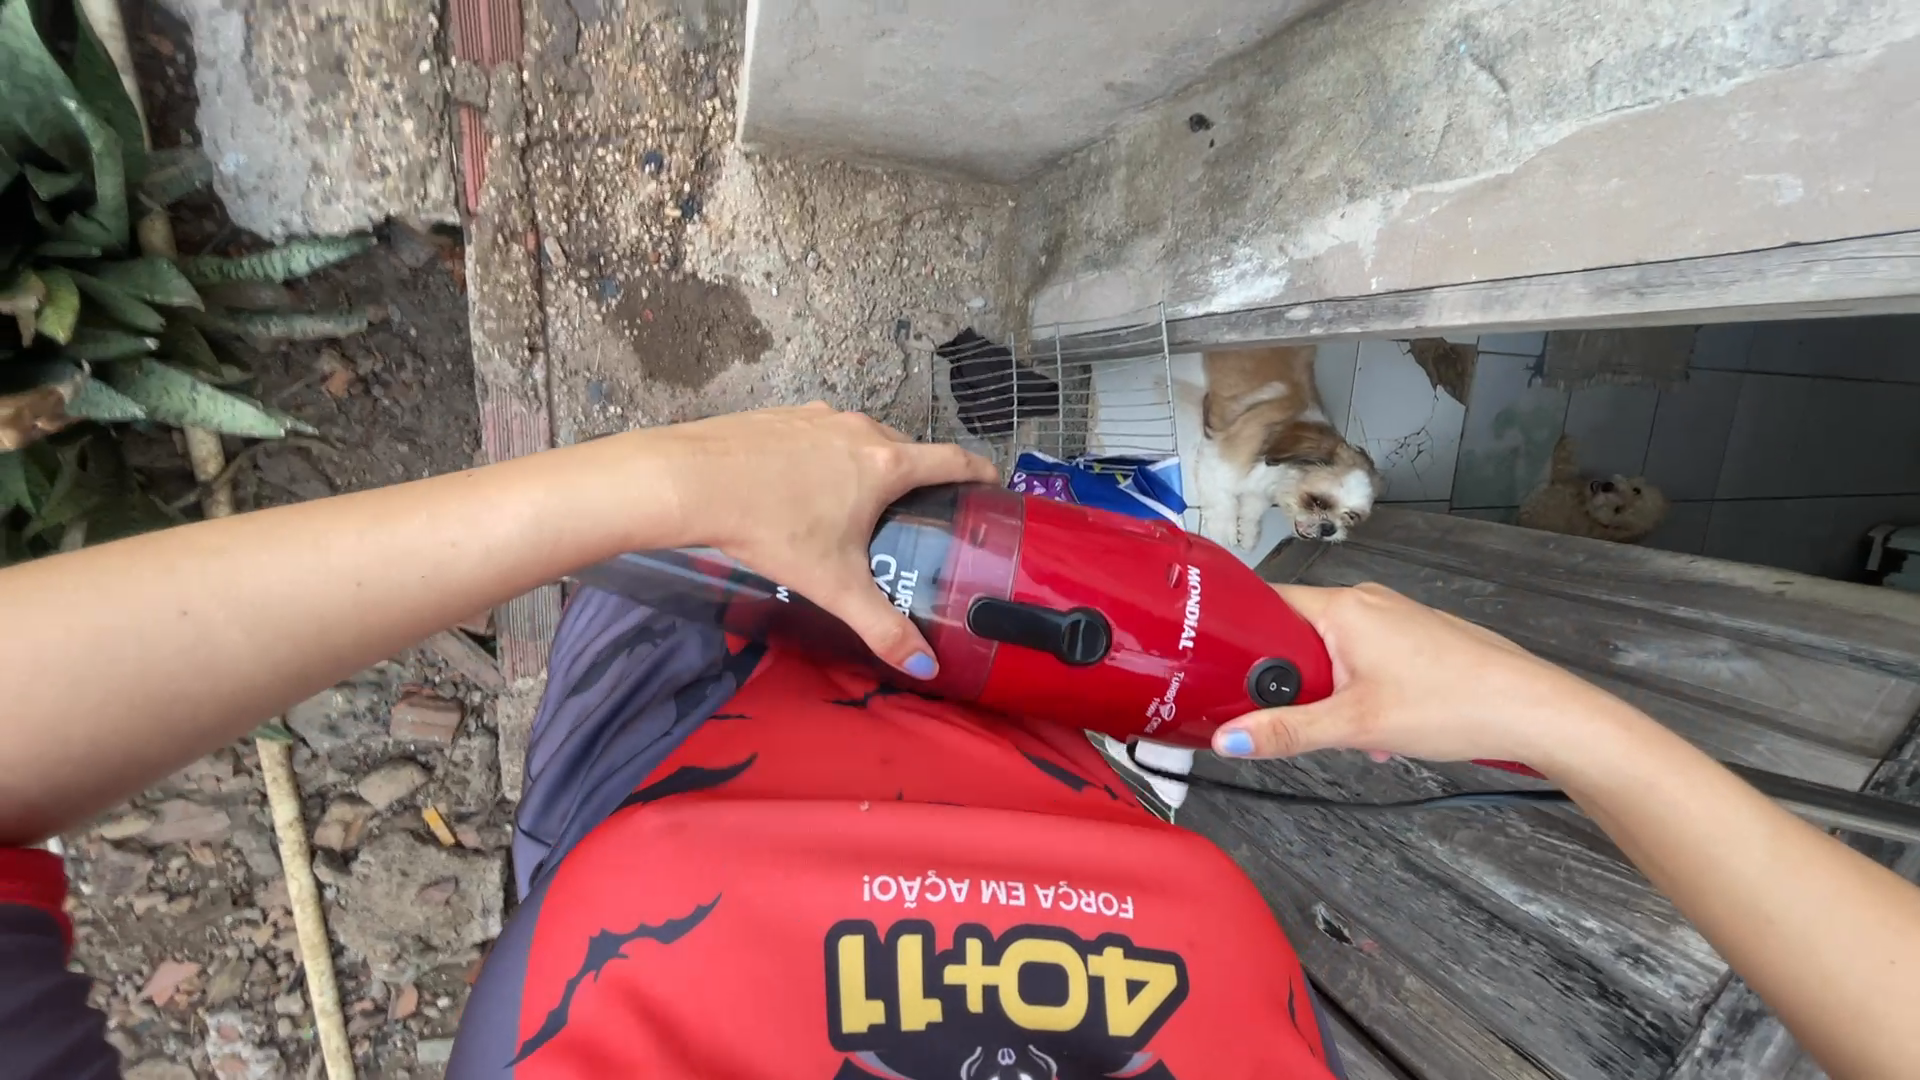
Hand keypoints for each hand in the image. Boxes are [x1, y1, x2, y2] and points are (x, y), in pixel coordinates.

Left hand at [640, 404, 998, 676]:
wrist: (691, 480)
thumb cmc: (772, 528)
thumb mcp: (834, 584)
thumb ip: (882, 628)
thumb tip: (924, 666)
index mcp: (886, 464)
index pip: (953, 459)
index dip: (980, 471)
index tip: (993, 483)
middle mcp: (860, 430)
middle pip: (910, 448)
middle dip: (923, 474)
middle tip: (920, 510)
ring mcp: (820, 416)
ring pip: (865, 437)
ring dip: (874, 463)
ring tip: (864, 499)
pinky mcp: (784, 413)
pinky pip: (825, 432)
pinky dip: (832, 453)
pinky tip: (808, 482)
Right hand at [1212, 583, 1628, 766]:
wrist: (1542, 713)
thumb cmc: (1454, 705)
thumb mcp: (1356, 725)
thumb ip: (1286, 731)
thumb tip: (1227, 739)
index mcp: (1341, 607)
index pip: (1266, 604)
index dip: (1240, 636)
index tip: (1225, 670)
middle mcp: (1365, 601)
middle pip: (1296, 631)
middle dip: (1292, 678)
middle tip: (1296, 714)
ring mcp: (1394, 616)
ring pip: (1332, 648)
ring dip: (1327, 689)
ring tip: (1347, 729)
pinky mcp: (1415, 635)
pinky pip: (1364, 654)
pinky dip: (1358, 686)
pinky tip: (1380, 726)